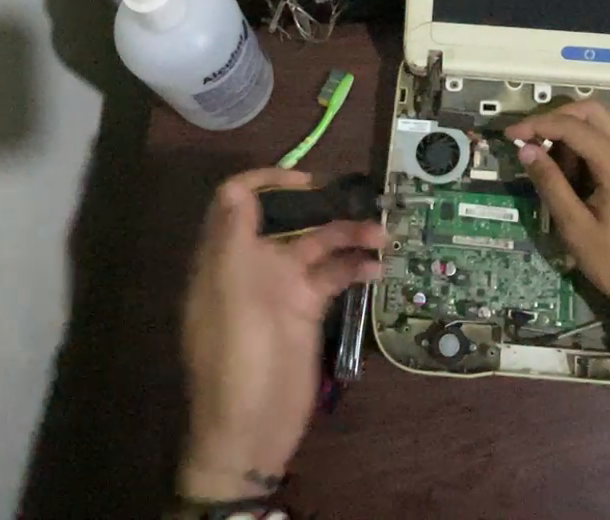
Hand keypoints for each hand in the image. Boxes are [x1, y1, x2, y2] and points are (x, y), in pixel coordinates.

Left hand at [179, 168, 385, 501]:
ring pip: (318, 243)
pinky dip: (355, 267)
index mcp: (226, 255)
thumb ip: (233, 238)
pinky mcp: (307, 307)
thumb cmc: (234, 357)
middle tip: (358, 197)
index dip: (268, 180)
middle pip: (288, 217)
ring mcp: (282, 285)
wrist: (250, 429)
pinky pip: (333, 274)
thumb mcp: (228, 293)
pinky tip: (377, 268)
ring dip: (349, 234)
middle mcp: (254, 262)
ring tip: (382, 235)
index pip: (238, 199)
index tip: (306, 180)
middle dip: (321, 203)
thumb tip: (236, 188)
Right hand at [505, 100, 609, 358]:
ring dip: (573, 132)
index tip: (509, 134)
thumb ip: (550, 183)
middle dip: (556, 118)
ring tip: (553, 168)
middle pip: (591, 111)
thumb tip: (525, 149)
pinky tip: (574, 174)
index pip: (572, 126)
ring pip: (603, 123)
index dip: (537, 125)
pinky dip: (588, 145)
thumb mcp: (575, 227)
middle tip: (530, 140)